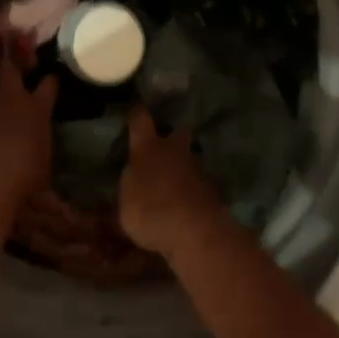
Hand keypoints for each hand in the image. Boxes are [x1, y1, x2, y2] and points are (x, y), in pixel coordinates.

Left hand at [0, 53, 58, 207]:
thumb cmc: (26, 176)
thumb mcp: (43, 169)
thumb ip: (42, 157)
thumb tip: (48, 170)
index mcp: (37, 110)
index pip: (48, 86)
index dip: (50, 80)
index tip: (52, 75)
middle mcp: (12, 100)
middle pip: (10, 71)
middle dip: (11, 63)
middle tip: (10, 57)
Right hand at [120, 107, 222, 255]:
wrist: (196, 231)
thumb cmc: (150, 211)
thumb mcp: (125, 204)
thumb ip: (130, 187)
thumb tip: (133, 179)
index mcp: (147, 149)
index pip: (140, 120)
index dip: (137, 113)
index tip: (136, 106)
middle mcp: (174, 151)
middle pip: (178, 132)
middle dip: (174, 135)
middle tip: (167, 144)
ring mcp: (197, 170)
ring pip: (191, 158)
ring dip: (185, 166)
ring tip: (177, 182)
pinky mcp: (213, 191)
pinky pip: (200, 185)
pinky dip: (194, 190)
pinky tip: (189, 204)